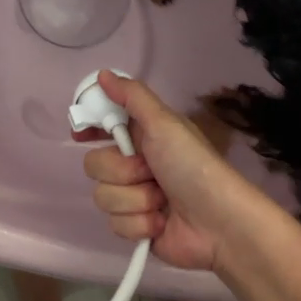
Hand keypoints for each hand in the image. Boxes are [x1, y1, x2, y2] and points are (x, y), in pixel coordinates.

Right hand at [82, 71, 255, 270]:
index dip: (89, 128)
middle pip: (95, 165)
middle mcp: (133, 163)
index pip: (102, 125)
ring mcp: (133, 197)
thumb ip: (132, 96)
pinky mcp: (136, 227)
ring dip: (136, 200)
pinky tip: (161, 222)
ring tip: (162, 201)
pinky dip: (140, 223)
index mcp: (140, 134)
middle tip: (149, 171)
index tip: (81, 134)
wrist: (219, 222)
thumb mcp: (164, 123)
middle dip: (123, 171)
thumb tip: (102, 73)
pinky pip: (116, 225)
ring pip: (103, 197)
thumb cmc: (192, 165)